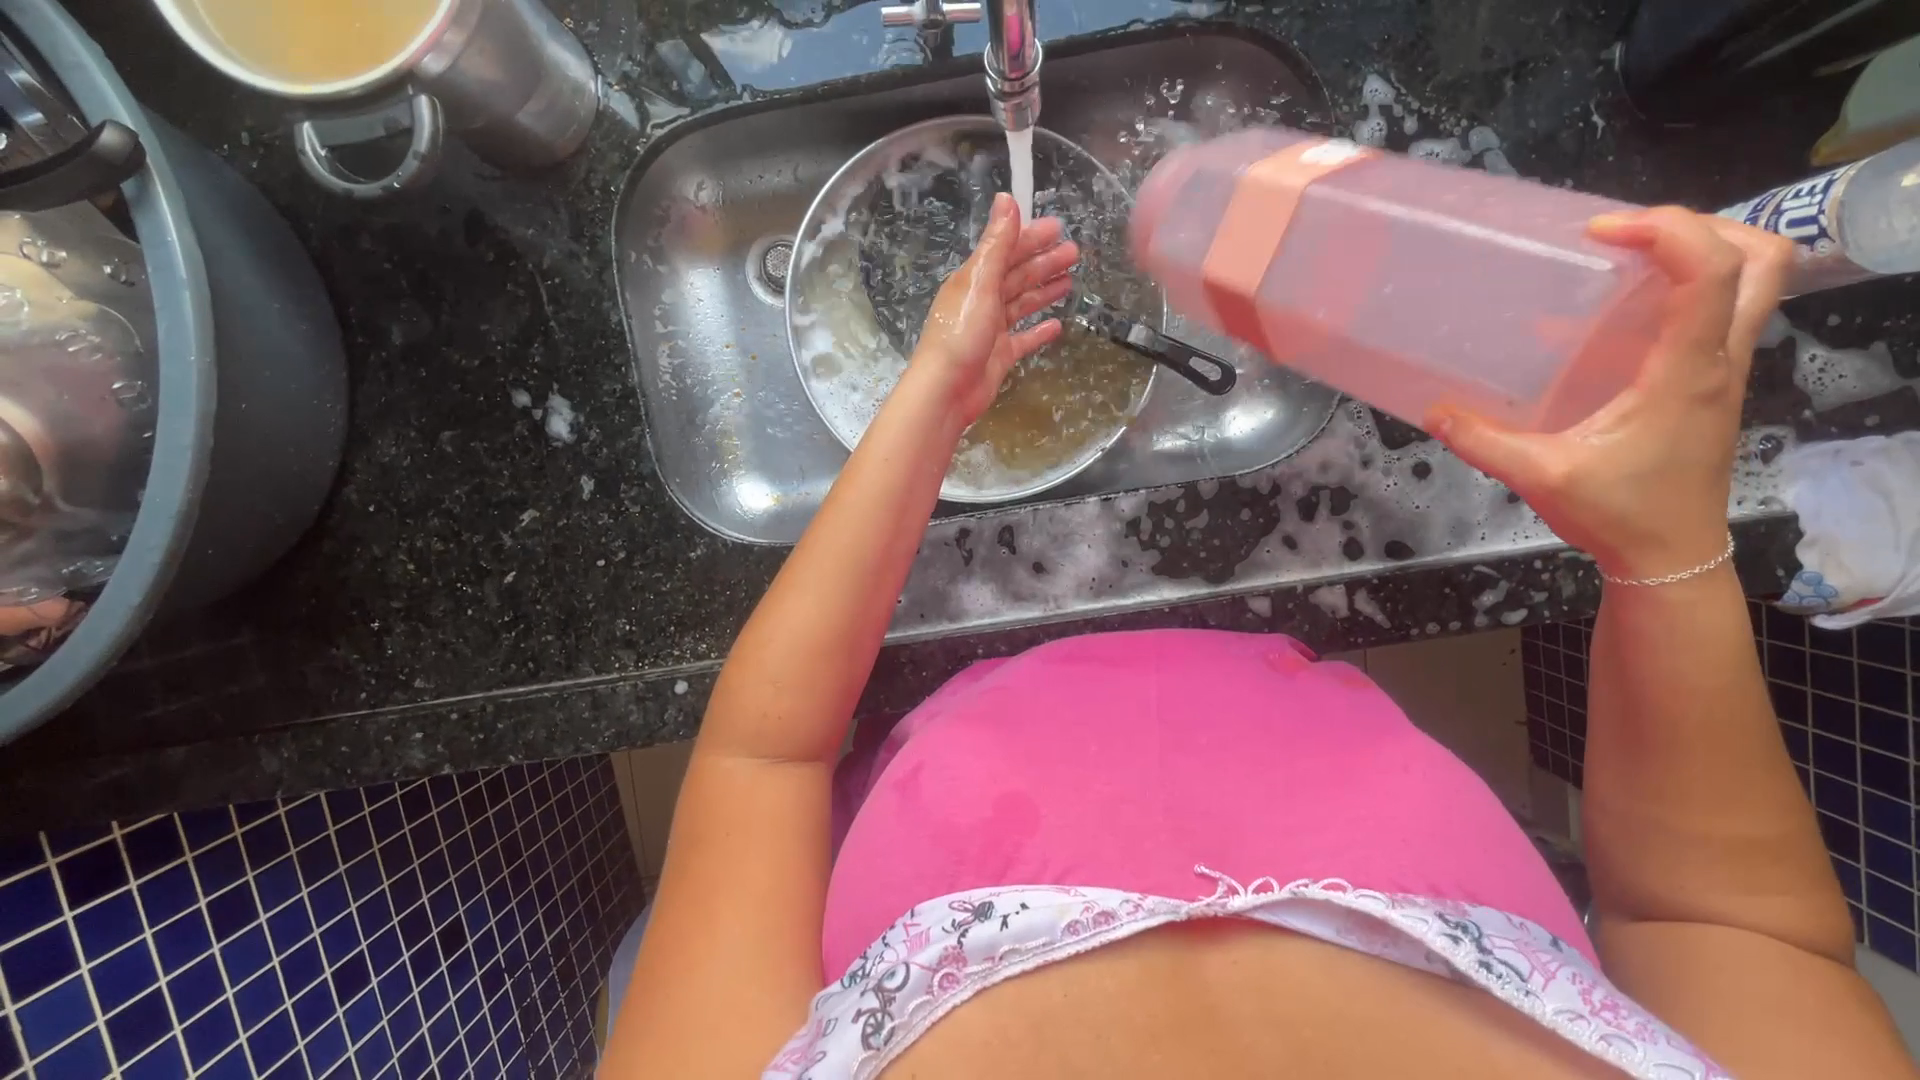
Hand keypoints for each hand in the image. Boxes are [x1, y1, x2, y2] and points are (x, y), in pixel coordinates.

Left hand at [908, 192, 1079, 427]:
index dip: (1030, 238)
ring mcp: (990, 330)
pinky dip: (1038, 331)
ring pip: (1021, 304)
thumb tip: (1006, 198)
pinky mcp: (999, 356)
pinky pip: (1023, 339)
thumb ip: (996, 243)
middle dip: (1043, 262)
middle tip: (1075, 253)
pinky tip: (1057, 325)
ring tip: (1070, 281)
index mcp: (973, 280)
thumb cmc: (961, 333)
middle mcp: (981, 301)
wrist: (946, 390)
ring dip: (1043, 291)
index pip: (1005, 250)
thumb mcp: (980, 282)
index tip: (1059, 228)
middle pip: (1016, 275)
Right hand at [1429, 207, 1792, 581]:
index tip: (1603, 230)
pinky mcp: (1711, 387)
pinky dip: (1690, 291)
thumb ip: (1484, 442)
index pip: (1712, 273)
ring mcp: (1723, 373)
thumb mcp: (1540, 477)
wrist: (1669, 556)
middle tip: (1634, 234)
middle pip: (1762, 260)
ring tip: (1633, 260)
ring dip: (1705, 254)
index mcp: (1686, 372)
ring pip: (1756, 284)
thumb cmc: (1617, 514)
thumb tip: (1433, 412)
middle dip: (1705, 227)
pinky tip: (1624, 315)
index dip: (1669, 231)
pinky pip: (1723, 314)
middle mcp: (1719, 361)